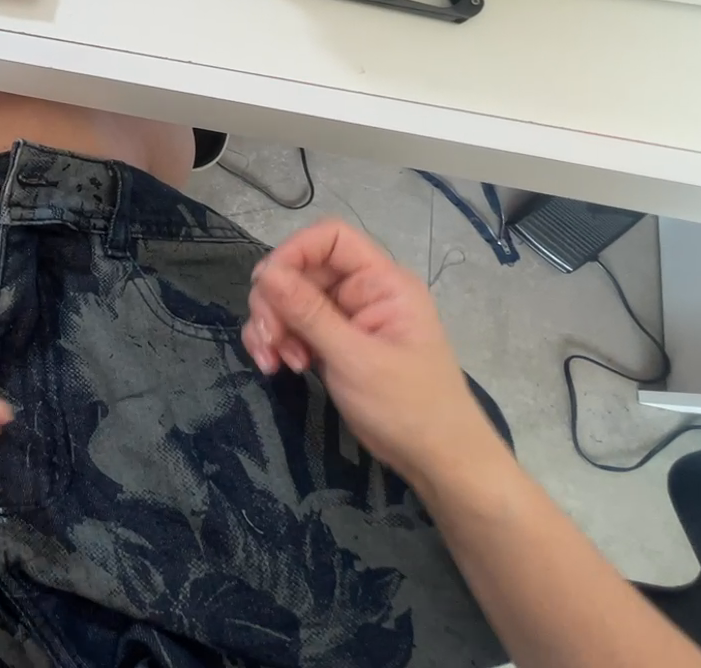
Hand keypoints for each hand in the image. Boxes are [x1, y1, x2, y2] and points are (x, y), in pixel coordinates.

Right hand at [245, 220, 505, 487]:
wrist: (437, 462)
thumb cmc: (409, 407)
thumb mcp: (354, 358)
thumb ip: (308, 312)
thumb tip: (264, 272)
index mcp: (382, 284)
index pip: (330, 238)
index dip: (293, 252)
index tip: (268, 285)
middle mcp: (361, 292)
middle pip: (298, 271)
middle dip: (273, 303)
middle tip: (268, 339)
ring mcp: (343, 317)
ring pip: (285, 299)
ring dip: (270, 327)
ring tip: (272, 361)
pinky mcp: (328, 341)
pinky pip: (288, 325)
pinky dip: (275, 342)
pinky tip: (276, 366)